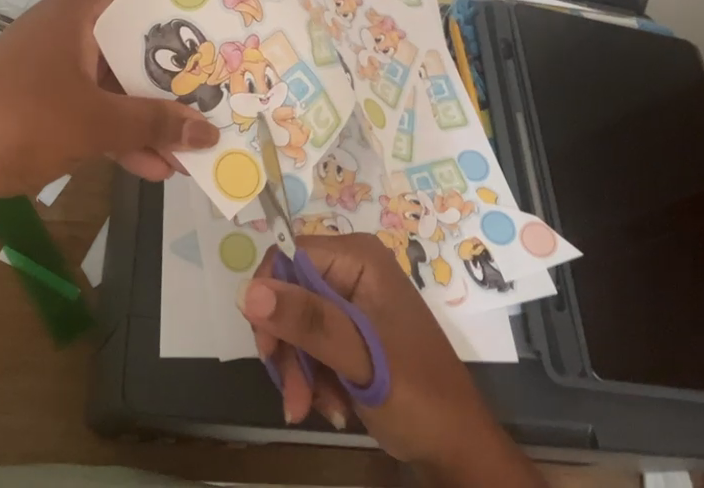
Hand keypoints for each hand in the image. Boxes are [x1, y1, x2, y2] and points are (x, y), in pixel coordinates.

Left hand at [0, 0, 218, 200]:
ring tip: (197, 138)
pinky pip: (94, 107)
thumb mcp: (96, 124)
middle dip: (177, 67)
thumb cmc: (20, 121)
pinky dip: (120, 131)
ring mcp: (56, 65)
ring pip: (117, 79)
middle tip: (223, 79)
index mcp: (80, 12)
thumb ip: (154, 125)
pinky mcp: (44, 99)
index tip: (222, 11)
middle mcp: (70, 29)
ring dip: (151, 112)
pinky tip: (155, 167)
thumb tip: (211, 132)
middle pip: (135, 37)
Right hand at [241, 234, 539, 484]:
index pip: (288, 258)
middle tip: (296, 397)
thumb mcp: (358, 357)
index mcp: (359, 259)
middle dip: (288, 350)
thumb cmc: (416, 395)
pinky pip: (311, 345)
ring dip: (300, 372)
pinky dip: (313, 378)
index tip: (270, 349)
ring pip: (294, 325)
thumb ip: (307, 321)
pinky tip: (332, 406)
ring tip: (315, 410)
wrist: (456, 445)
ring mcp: (352, 301)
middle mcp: (352, 270)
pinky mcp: (351, 330)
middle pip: (287, 295)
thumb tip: (247, 291)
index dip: (270, 300)